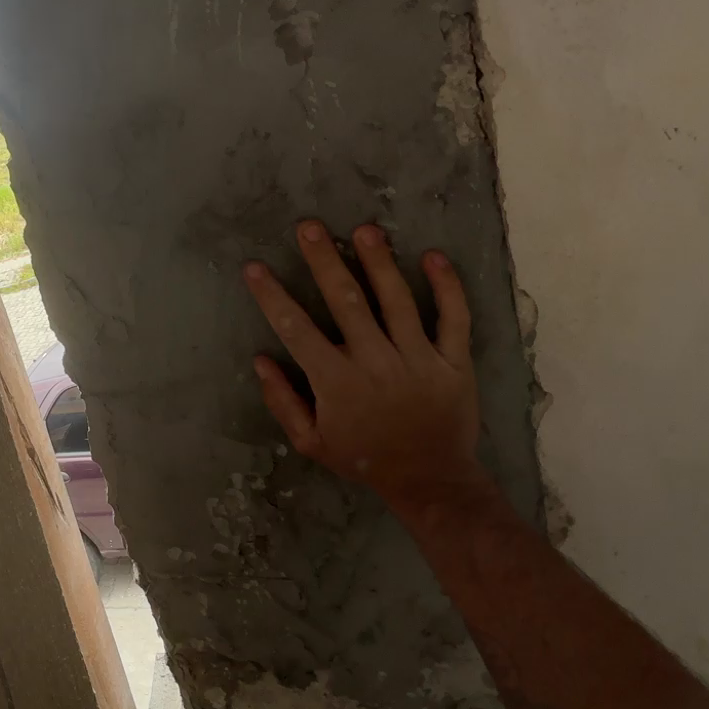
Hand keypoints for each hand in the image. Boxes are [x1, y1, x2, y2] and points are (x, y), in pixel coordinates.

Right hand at [243, 221, 486, 508]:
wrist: (431, 481)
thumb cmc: (363, 459)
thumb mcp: (311, 442)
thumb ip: (283, 401)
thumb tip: (261, 359)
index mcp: (336, 381)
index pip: (295, 328)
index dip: (272, 296)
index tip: (255, 267)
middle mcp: (375, 361)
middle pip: (346, 300)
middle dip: (325, 260)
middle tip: (310, 226)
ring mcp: (418, 358)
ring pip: (397, 300)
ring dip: (380, 262)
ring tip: (366, 229)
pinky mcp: (454, 362)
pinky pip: (453, 319)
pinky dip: (447, 287)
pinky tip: (434, 257)